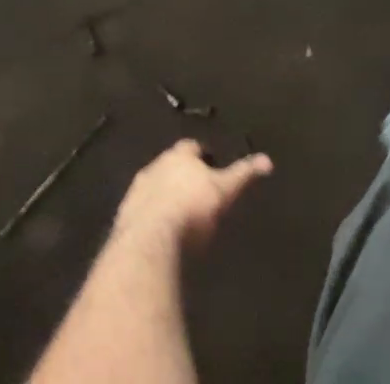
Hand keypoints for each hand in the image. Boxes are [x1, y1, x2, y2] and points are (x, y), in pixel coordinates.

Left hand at [113, 139, 272, 253]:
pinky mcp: (121, 219)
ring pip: (153, 188)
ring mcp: (134, 193)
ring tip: (179, 215)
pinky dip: (151, 216)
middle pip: (169, 166)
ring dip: (163, 196)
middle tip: (197, 192)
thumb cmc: (192, 209)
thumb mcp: (225, 191)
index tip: (211, 168)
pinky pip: (140, 211)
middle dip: (181, 176)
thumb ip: (244, 173)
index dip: (202, 156)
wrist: (148, 243)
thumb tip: (267, 160)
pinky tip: (161, 232)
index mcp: (178, 156)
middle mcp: (153, 168)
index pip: (191, 146)